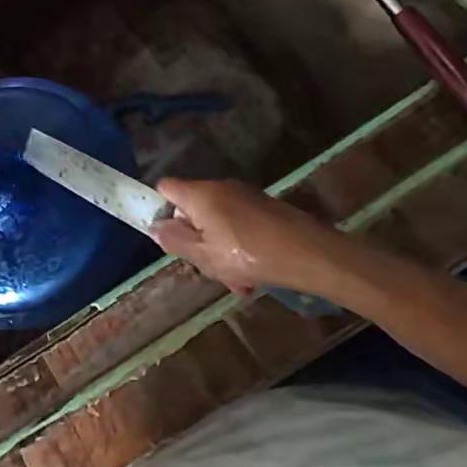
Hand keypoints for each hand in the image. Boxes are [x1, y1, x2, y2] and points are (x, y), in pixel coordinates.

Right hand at [150, 178, 350, 295]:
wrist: (311, 254)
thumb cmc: (250, 255)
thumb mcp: (204, 255)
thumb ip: (174, 240)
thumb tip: (155, 226)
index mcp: (201, 195)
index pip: (166, 187)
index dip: (160, 209)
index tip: (169, 237)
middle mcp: (221, 187)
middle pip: (192, 208)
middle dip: (195, 238)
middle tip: (207, 266)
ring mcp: (245, 196)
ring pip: (217, 221)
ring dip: (218, 249)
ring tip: (235, 278)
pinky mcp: (264, 207)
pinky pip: (238, 224)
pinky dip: (238, 246)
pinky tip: (252, 273)